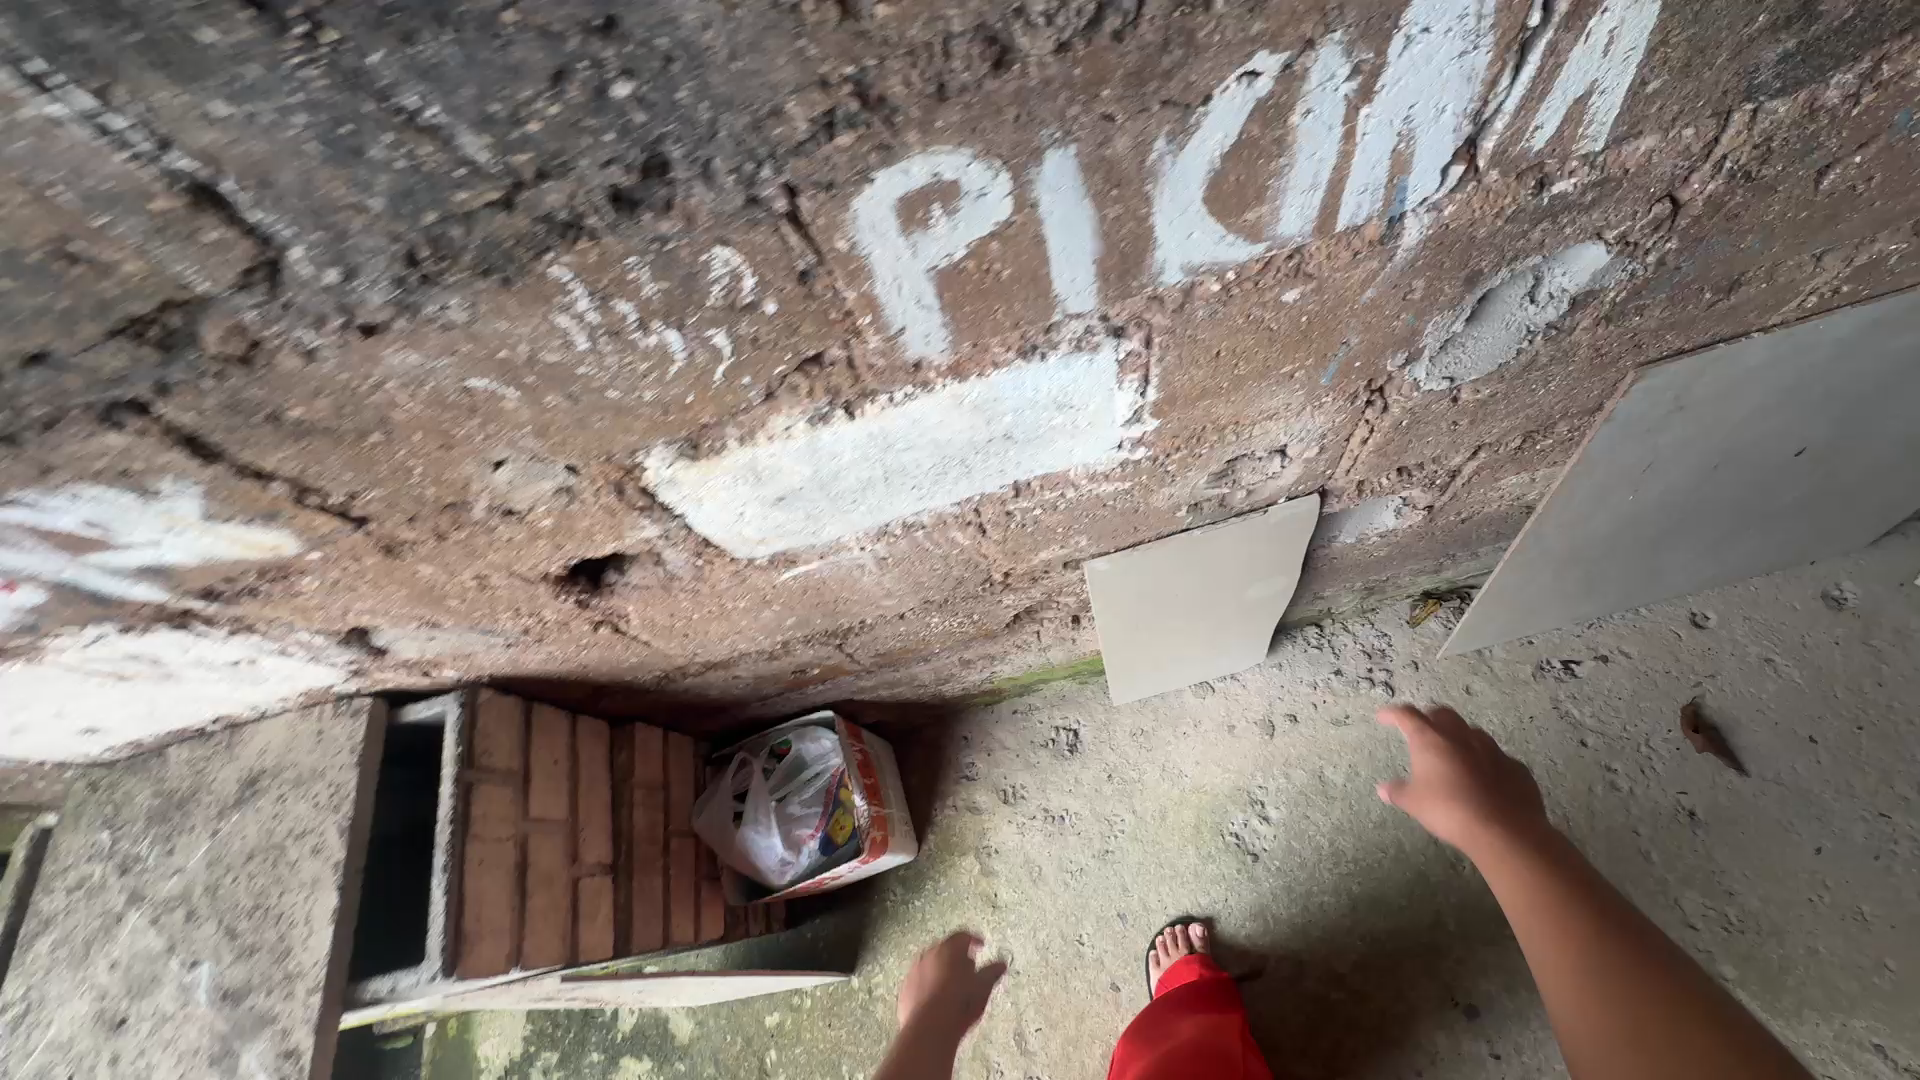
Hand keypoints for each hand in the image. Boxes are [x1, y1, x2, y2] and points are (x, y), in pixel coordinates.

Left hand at [896, 931, 1007, 1039]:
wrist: (927, 1030)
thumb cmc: (957, 1006)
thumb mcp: (982, 988)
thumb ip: (992, 972)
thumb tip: (1001, 964)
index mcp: (949, 949)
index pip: (963, 936)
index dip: (974, 940)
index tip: (980, 945)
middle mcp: (930, 954)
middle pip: (945, 948)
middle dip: (957, 955)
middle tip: (969, 967)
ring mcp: (915, 970)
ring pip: (931, 963)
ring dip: (942, 969)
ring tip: (953, 985)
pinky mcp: (906, 987)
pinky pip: (920, 979)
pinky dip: (929, 983)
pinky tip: (937, 999)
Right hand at [1376, 703, 1550, 857]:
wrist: (1504, 831)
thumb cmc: (1449, 811)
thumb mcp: (1413, 803)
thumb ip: (1397, 792)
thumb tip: (1383, 789)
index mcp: (1431, 740)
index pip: (1407, 715)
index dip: (1392, 713)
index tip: (1383, 717)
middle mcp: (1461, 737)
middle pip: (1443, 714)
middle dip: (1430, 718)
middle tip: (1422, 731)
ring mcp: (1493, 751)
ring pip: (1473, 732)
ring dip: (1460, 737)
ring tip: (1454, 753)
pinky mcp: (1517, 768)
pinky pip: (1498, 757)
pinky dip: (1486, 761)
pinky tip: (1485, 778)